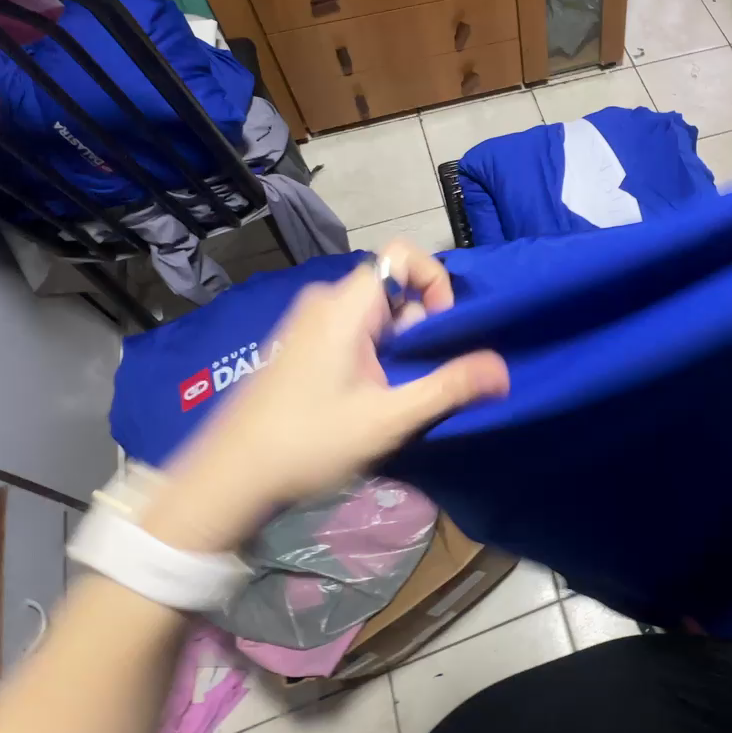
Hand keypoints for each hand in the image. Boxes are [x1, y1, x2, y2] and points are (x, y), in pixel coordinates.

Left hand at [140, 241, 508, 551]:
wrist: (228, 478)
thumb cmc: (308, 442)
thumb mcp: (388, 419)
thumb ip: (448, 388)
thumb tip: (503, 370)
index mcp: (346, 305)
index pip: (403, 254)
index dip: (435, 280)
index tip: (443, 329)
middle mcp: (326, 301)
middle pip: (395, 286)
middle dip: (422, 323)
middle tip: (422, 371)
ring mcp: (309, 322)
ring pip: (377, 311)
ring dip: (401, 342)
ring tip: (398, 389)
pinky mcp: (301, 344)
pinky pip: (356, 327)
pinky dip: (377, 350)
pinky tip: (370, 395)